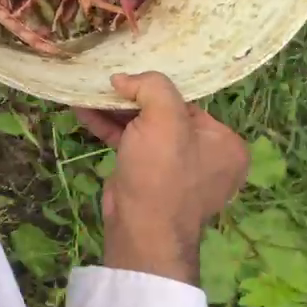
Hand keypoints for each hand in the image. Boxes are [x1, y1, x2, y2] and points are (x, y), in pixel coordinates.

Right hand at [74, 71, 248, 285]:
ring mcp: (178, 167)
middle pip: (159, 112)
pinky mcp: (151, 174)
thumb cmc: (162, 174)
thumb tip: (126, 79)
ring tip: (83, 94)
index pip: (183, 101)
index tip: (120, 78)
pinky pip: (131, 142)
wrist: (144, 228)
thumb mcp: (163, 121)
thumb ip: (152, 88)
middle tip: (97, 84)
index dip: (150, 88)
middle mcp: (207, 154)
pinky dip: (108, 127)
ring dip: (111, 111)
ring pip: (141, 127)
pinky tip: (82, 112)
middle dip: (125, 99)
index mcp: (224, 142)